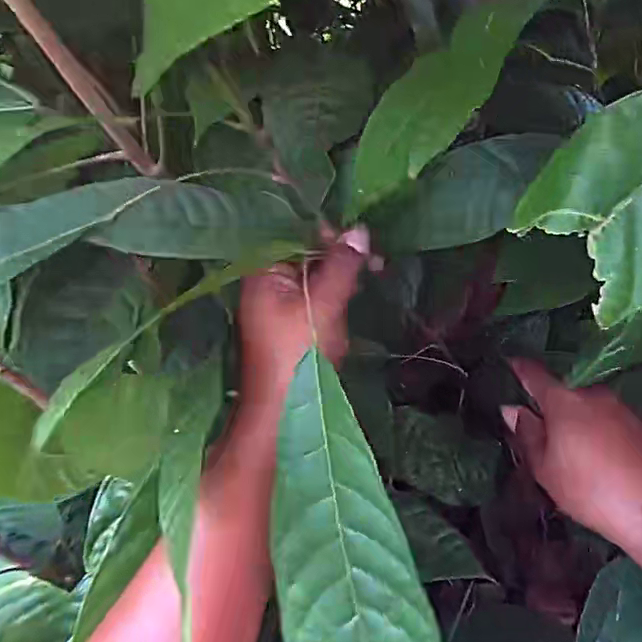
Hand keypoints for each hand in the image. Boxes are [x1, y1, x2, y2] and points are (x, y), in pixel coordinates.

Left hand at [238, 227, 370, 403]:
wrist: (282, 411)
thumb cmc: (298, 353)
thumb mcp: (325, 302)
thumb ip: (342, 264)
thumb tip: (359, 230)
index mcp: (264, 272)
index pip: (297, 234)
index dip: (331, 233)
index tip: (364, 241)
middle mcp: (267, 283)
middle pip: (308, 254)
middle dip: (342, 254)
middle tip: (377, 261)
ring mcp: (279, 305)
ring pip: (316, 275)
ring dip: (344, 273)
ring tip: (376, 273)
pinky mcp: (293, 323)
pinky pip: (317, 295)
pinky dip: (338, 292)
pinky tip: (358, 294)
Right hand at [501, 358, 641, 558]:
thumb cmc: (590, 489)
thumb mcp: (546, 469)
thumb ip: (528, 435)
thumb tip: (511, 409)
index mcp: (564, 398)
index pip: (535, 374)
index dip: (519, 368)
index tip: (508, 363)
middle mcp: (592, 392)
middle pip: (562, 390)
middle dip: (548, 403)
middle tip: (536, 426)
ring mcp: (618, 405)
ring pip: (585, 404)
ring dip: (573, 418)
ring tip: (566, 448)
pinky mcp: (637, 421)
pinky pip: (604, 417)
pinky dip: (593, 428)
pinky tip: (593, 455)